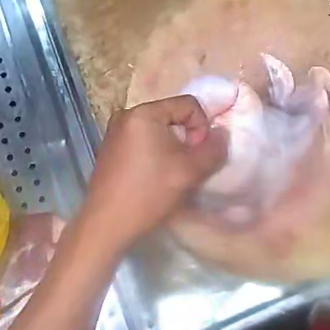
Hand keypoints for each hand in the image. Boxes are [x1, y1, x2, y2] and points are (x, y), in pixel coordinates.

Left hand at [77, 96, 226, 252]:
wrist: (107, 224)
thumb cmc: (150, 192)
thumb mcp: (192, 170)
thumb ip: (214, 148)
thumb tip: (222, 134)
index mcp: (144, 114)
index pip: (189, 105)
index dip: (202, 126)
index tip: (197, 154)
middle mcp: (126, 116)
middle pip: (173, 116)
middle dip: (187, 137)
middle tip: (189, 165)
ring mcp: (114, 133)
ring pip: (159, 130)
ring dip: (173, 147)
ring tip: (173, 173)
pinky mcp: (110, 150)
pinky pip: (143, 141)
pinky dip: (156, 153)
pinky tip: (155, 177)